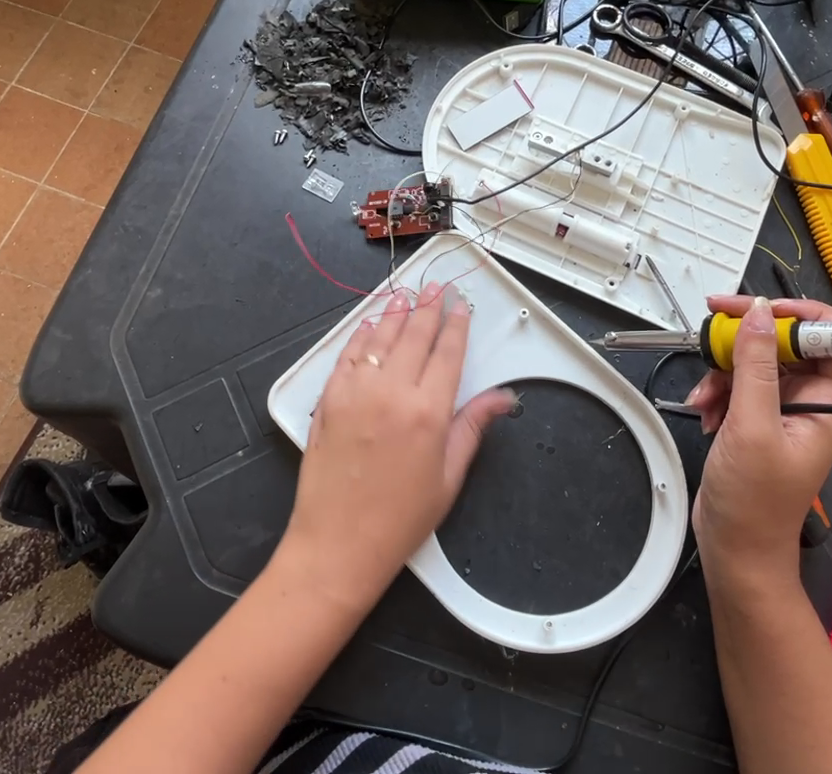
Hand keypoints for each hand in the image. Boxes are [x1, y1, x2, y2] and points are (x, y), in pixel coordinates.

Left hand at [280, 282, 516, 608]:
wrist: (338, 544)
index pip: (447, 352)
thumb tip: (503, 398)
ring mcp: (356, 393)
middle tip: (436, 286)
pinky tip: (369, 324)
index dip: (457, 325)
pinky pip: (347, 355)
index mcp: (429, 411)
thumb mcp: (449, 476)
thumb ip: (472, 427)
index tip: (461, 306)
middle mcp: (392, 392)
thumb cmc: (400, 519)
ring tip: (406, 293)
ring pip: (380, 337)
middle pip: (414, 335)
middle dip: (429, 307)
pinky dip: (360, 335)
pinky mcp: (328, 400)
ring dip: (395, 311)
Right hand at [688, 296, 831, 579]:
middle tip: (714, 322)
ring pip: (757, 364)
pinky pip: (738, 386)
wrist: (735, 548)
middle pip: (789, 346)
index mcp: (827, 405)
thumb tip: (762, 312)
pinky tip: (704, 411)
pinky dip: (717, 391)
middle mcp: (809, 403)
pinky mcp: (755, 421)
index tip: (765, 307)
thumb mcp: (752, 426)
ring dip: (724, 370)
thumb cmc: (754, 498)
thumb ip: (755, 366)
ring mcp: (781, 413)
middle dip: (750, 338)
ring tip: (705, 395)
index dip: (809, 316)